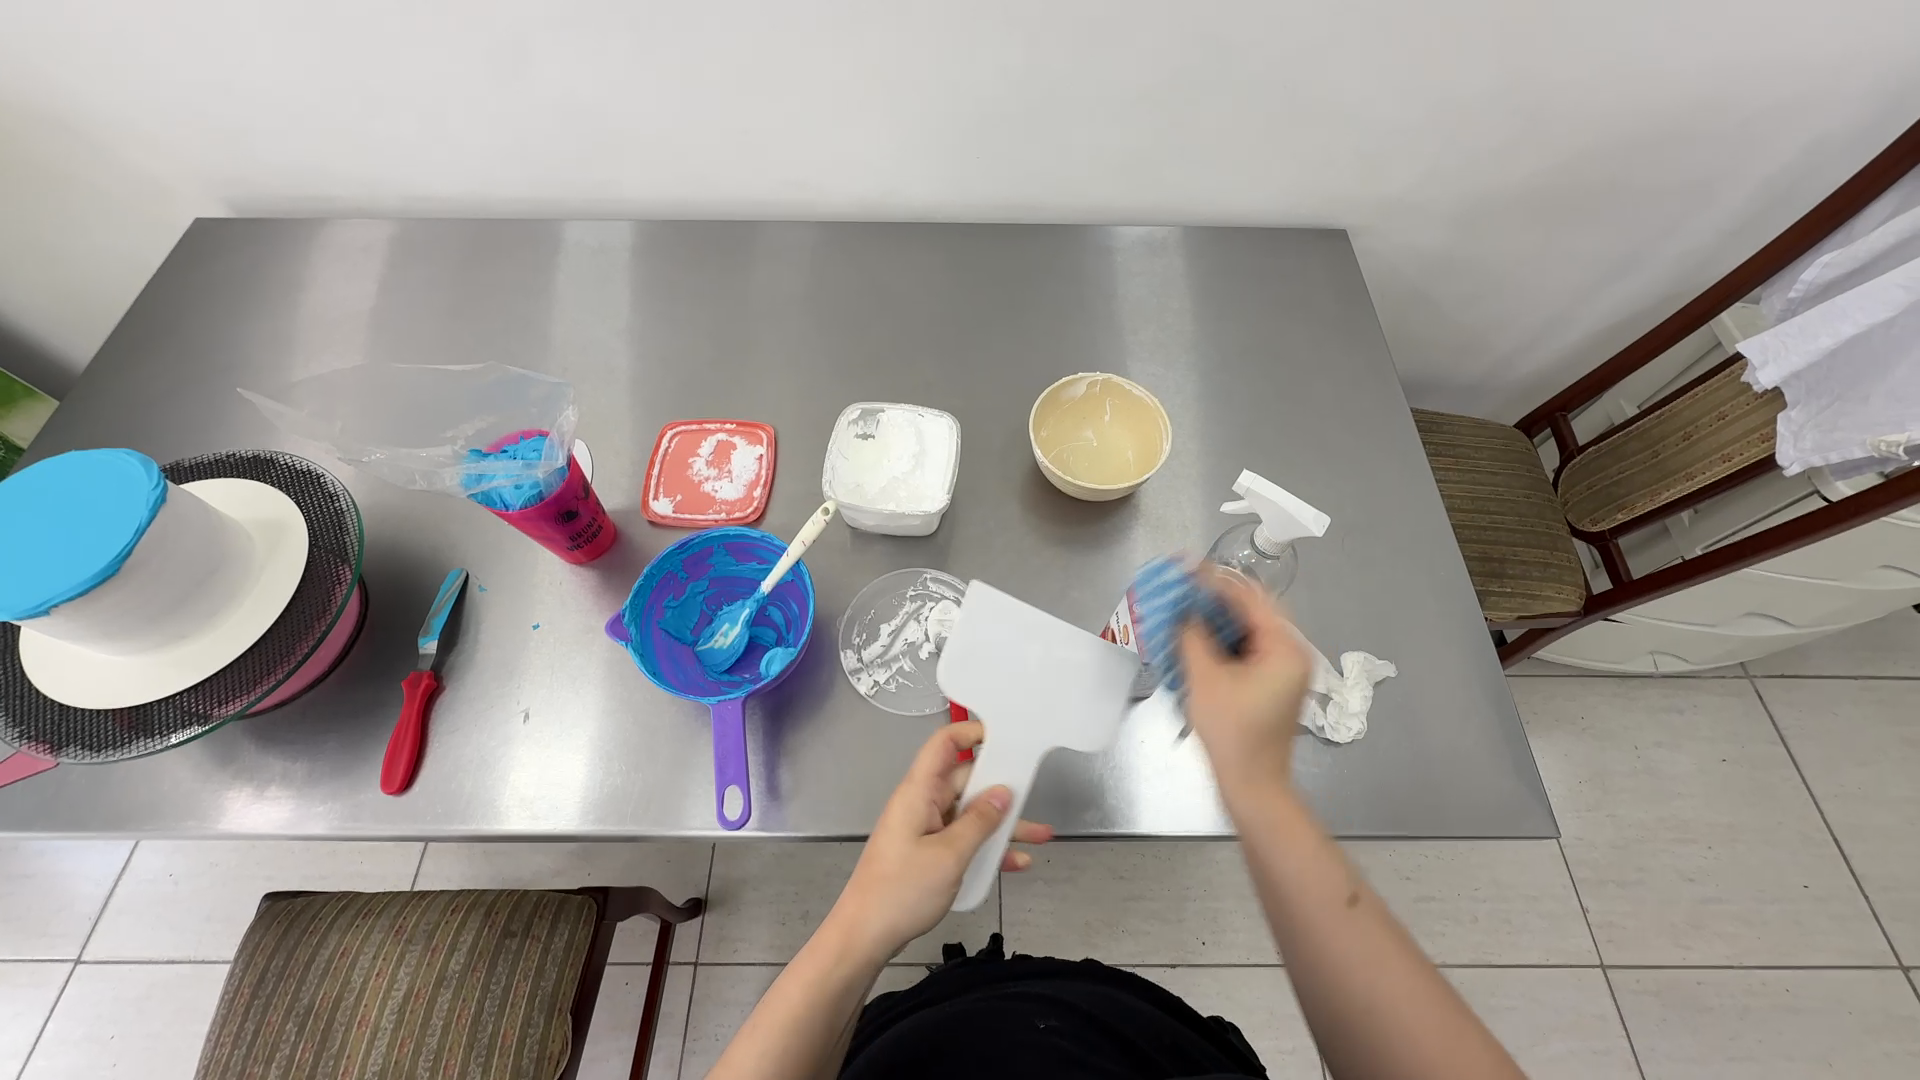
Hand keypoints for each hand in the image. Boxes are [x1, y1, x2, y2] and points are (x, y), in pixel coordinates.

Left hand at [823, 720, 1052, 963]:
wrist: (865, 937)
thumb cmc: (902, 890)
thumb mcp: (949, 855)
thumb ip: (980, 822)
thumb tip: (1003, 791)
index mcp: (919, 792)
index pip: (944, 744)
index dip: (972, 731)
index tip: (1005, 736)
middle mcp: (922, 804)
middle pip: (964, 782)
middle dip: (1000, 788)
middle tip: (1034, 793)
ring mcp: (925, 830)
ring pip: (969, 815)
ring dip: (1002, 826)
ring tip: (1041, 835)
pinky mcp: (927, 854)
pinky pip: (963, 841)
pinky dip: (987, 850)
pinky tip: (1016, 863)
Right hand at [1178, 570, 1312, 790]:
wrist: (1252, 785)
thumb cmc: (1232, 731)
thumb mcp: (1205, 678)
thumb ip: (1192, 634)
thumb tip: (1182, 607)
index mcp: (1285, 647)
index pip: (1251, 597)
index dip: (1216, 580)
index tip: (1186, 570)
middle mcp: (1291, 653)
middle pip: (1251, 612)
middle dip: (1213, 599)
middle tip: (1179, 590)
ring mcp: (1282, 670)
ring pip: (1246, 631)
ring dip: (1215, 620)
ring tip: (1181, 610)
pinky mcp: (1269, 684)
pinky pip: (1244, 651)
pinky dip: (1221, 642)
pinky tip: (1193, 640)